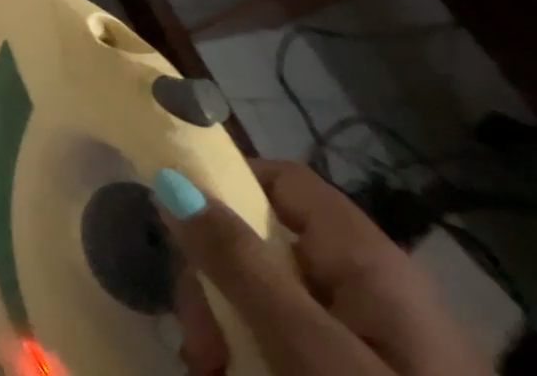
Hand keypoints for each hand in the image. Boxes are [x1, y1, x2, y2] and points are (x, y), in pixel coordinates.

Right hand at [159, 160, 487, 375]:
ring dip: (220, 325)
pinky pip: (282, 336)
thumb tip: (171, 179)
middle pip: (259, 241)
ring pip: (260, 293)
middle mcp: (363, 283)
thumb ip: (239, 263)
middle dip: (210, 282)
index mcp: (366, 260)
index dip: (220, 184)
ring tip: (209, 369)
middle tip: (197, 339)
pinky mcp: (352, 367)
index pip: (280, 180)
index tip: (170, 225)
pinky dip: (247, 353)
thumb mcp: (306, 347)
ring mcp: (361, 332)